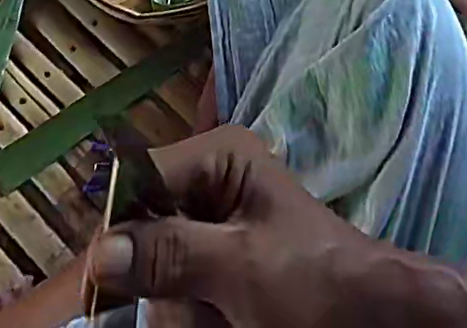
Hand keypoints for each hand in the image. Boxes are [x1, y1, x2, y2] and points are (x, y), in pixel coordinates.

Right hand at [84, 125, 387, 326]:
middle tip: (194, 308)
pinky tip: (215, 319)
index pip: (141, 175)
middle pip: (144, 223)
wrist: (369, 315)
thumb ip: (173, 252)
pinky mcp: (214, 256)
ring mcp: (210, 218)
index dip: (116, 224)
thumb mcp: (243, 267)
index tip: (97, 281)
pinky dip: (186, 312)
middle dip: (156, 277)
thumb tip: (101, 250)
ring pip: (155, 263)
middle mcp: (208, 178)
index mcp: (218, 155)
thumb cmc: (314, 279)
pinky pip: (175, 285)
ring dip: (175, 304)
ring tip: (216, 317)